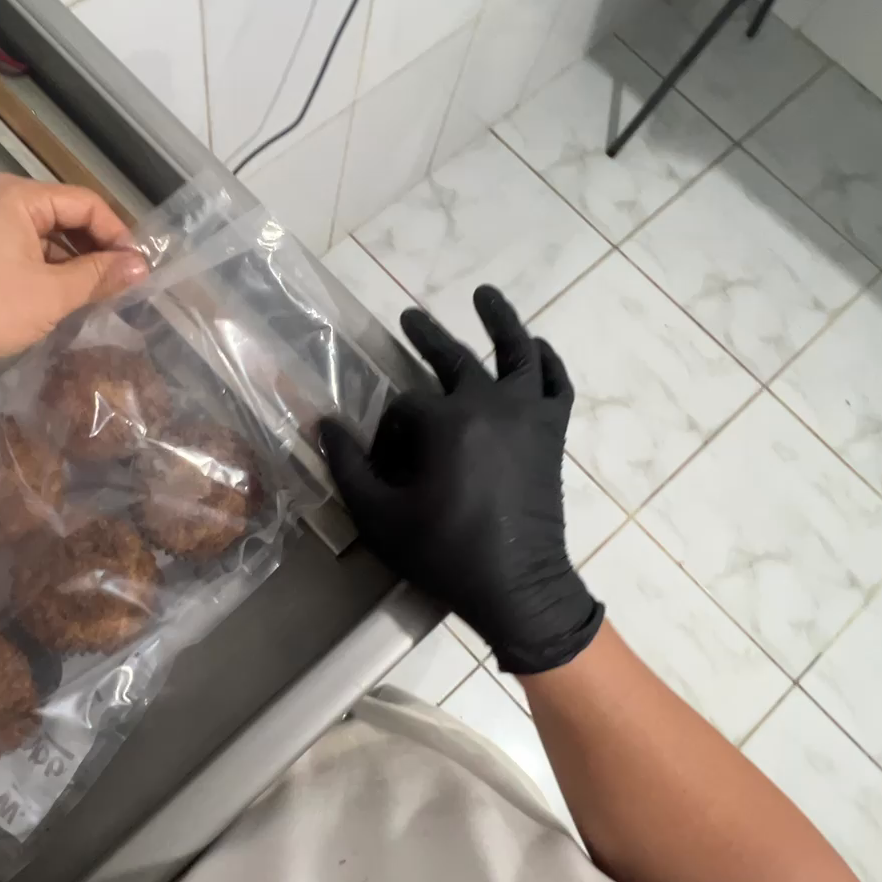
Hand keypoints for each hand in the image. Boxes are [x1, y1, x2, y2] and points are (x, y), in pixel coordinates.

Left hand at [0, 175, 149, 378]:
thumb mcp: (52, 294)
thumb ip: (99, 277)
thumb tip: (140, 267)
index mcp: (18, 197)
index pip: (85, 203)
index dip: (118, 235)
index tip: (138, 271)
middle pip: (62, 216)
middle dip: (94, 250)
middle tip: (118, 286)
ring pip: (38, 237)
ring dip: (68, 263)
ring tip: (90, 297)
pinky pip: (15, 252)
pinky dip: (41, 271)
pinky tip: (53, 300)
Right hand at [320, 286, 601, 674]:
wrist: (515, 587)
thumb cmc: (443, 554)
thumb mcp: (378, 516)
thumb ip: (348, 467)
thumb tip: (324, 426)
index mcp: (446, 423)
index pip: (404, 407)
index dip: (386, 431)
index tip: (382, 461)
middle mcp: (490, 406)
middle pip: (454, 359)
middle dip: (426, 336)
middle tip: (408, 316)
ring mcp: (528, 417)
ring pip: (518, 353)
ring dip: (500, 321)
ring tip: (484, 295)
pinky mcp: (552, 435)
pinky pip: (557, 386)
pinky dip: (549, 363)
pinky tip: (538, 348)